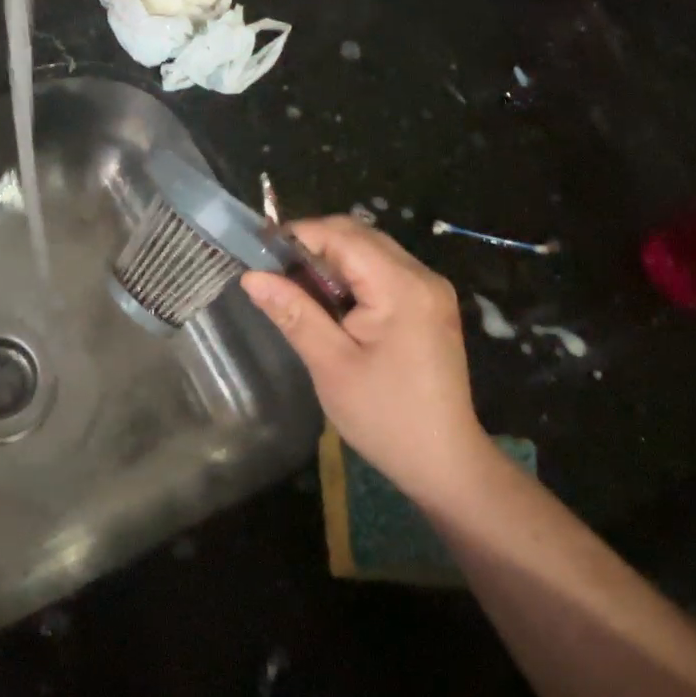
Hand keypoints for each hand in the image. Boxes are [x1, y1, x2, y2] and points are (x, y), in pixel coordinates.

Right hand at [241, 216, 485, 503]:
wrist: (444, 461)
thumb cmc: (384, 416)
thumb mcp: (330, 365)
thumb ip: (293, 313)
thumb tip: (251, 276)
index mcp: (401, 287)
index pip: (342, 235)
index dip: (298, 236)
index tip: (259, 253)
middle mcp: (422, 276)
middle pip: (359, 235)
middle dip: (313, 245)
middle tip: (274, 274)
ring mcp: (430, 290)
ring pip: (370, 250)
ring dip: (331, 260)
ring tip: (296, 289)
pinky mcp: (429, 305)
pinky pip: (383, 270)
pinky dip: (352, 275)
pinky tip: (330, 303)